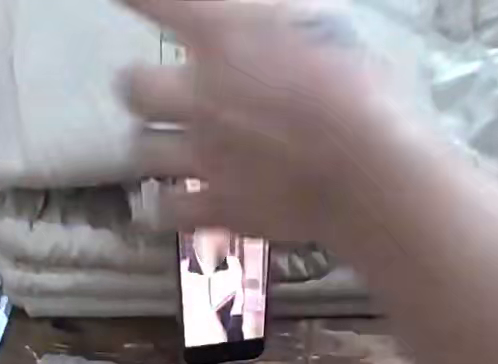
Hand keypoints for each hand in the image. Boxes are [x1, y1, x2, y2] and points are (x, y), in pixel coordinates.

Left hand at [119, 0, 429, 243]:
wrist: (367, 172)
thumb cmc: (360, 90)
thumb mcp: (320, 25)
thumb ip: (273, 20)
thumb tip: (257, 21)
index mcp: (223, 35)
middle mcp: (200, 94)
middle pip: (130, 87)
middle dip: (143, 91)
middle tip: (164, 99)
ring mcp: (204, 157)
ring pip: (142, 151)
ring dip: (155, 148)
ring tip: (172, 153)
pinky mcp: (218, 208)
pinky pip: (168, 211)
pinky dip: (169, 208)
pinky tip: (179, 204)